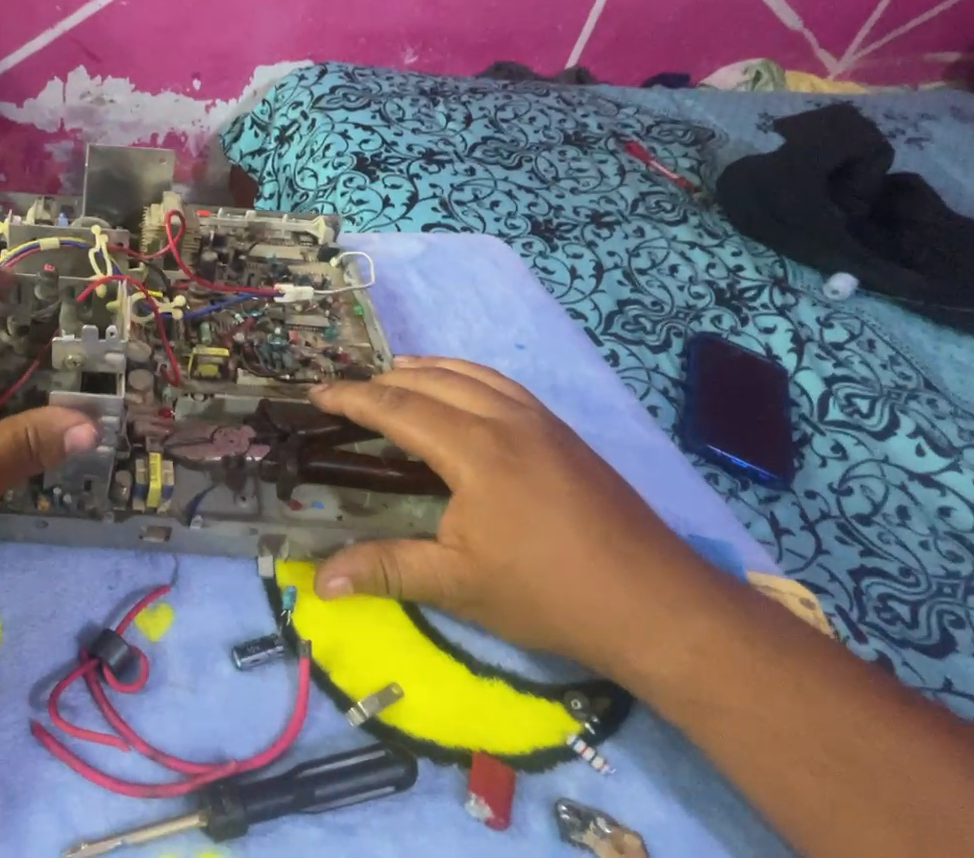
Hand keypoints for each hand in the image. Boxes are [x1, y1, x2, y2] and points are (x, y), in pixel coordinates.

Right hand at [309, 357, 715, 671]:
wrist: (658, 604)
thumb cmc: (550, 594)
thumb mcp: (458, 585)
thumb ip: (385, 570)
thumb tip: (318, 581)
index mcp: (475, 451)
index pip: (399, 408)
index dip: (352, 398)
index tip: (315, 394)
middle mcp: (507, 421)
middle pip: (432, 382)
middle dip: (382, 381)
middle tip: (345, 391)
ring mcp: (542, 423)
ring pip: (473, 376)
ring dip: (427, 370)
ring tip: (395, 373)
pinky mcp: (566, 435)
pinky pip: (503, 386)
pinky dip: (467, 377)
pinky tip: (464, 393)